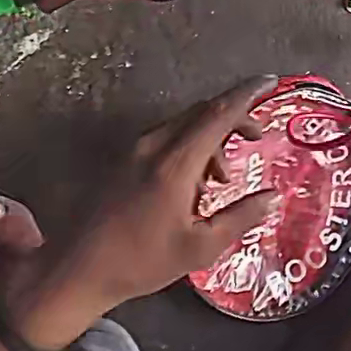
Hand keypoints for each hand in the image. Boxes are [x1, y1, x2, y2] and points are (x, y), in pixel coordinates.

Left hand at [7, 77, 281, 349]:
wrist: (78, 269)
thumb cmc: (141, 261)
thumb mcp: (201, 247)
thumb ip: (241, 216)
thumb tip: (273, 195)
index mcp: (175, 164)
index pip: (218, 114)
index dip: (247, 94)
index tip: (269, 81)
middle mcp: (153, 146)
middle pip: (202, 111)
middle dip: (234, 117)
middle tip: (255, 138)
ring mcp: (135, 150)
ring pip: (184, 123)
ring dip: (211, 137)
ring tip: (221, 178)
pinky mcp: (124, 159)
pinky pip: (167, 136)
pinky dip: (190, 145)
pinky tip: (193, 182)